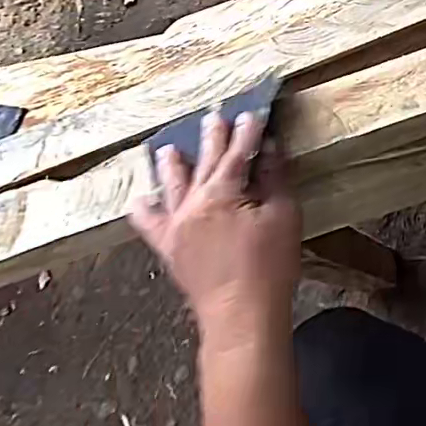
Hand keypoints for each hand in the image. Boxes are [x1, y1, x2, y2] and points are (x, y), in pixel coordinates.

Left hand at [128, 110, 300, 345]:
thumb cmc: (270, 262)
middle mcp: (191, 206)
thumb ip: (273, 177)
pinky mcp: (169, 249)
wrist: (241, 313)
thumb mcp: (283, 213)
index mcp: (221, 195)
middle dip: (212, 139)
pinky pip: (150, 224)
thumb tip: (269, 148)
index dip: (248, 132)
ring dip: (173, 166)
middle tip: (214, 116)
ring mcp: (175, 228)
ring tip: (167, 147)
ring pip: (172, 188)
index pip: (237, 154)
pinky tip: (142, 198)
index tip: (253, 112)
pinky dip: (145, 209)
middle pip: (204, 165)